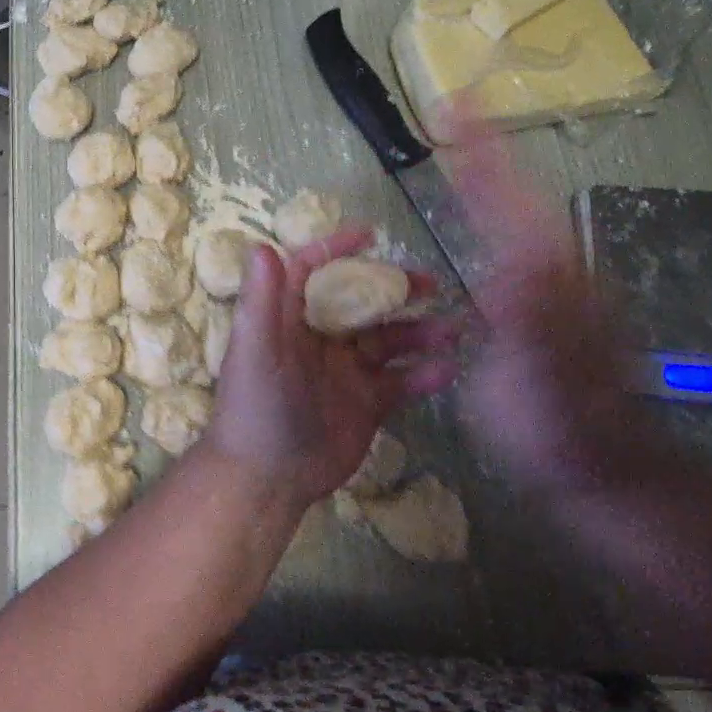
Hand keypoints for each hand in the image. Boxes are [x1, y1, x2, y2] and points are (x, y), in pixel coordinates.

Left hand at [207, 228, 460, 500]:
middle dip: (394, 289)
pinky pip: (402, 381)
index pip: (309, 272)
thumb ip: (260, 300)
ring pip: (389, 340)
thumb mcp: (255, 349)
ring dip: (420, 330)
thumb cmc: (255, 407)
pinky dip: (426, 374)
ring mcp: (344, 372)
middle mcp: (316, 340)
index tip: (370, 234)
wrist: (268, 476)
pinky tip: (450, 368)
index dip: (335, 250)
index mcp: (285, 320)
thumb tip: (261, 245)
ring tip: (456, 327)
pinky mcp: (366, 404)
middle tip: (433, 282)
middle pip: (360, 302)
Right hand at [441, 128, 649, 493]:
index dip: (484, 157)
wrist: (593, 467)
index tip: (460, 113)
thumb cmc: (558, 425)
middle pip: (512, 200)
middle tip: (458, 116)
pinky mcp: (527, 312)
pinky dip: (484, 219)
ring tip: (459, 150)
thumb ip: (533, 319)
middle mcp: (546, 272)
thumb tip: (516, 261)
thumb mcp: (543, 374)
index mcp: (544, 279)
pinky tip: (469, 219)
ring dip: (485, 182)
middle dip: (486, 155)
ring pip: (509, 221)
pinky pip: (502, 249)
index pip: (509, 203)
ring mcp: (540, 292)